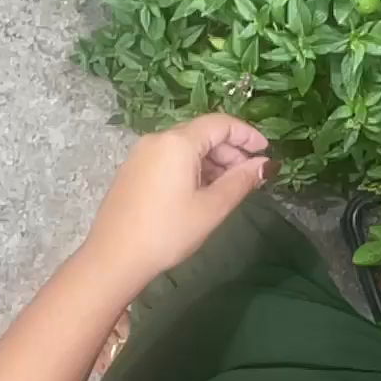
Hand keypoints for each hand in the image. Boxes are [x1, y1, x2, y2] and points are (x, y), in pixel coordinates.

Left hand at [80, 114, 273, 289]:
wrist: (114, 256)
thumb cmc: (168, 232)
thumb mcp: (212, 207)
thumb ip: (241, 181)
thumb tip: (266, 164)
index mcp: (177, 142)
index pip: (220, 123)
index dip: (247, 135)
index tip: (267, 152)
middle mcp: (157, 140)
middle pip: (202, 133)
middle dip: (230, 151)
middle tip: (249, 177)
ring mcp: (141, 154)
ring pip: (185, 147)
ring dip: (211, 161)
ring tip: (227, 189)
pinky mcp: (132, 170)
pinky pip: (169, 158)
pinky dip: (191, 168)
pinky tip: (200, 192)